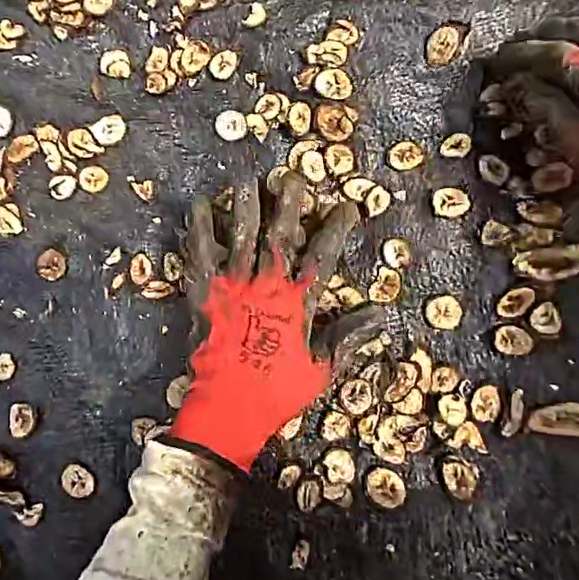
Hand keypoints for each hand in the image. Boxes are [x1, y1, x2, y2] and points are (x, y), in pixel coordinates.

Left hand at [170, 175, 383, 469]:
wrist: (229, 403)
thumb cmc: (277, 389)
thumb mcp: (322, 369)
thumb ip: (348, 337)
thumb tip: (380, 314)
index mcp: (297, 301)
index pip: (323, 256)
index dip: (336, 230)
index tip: (348, 207)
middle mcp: (266, 284)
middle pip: (279, 235)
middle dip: (288, 204)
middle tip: (292, 176)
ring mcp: (233, 284)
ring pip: (241, 235)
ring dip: (246, 205)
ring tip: (248, 179)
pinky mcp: (204, 290)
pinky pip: (201, 252)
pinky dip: (200, 228)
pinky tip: (199, 205)